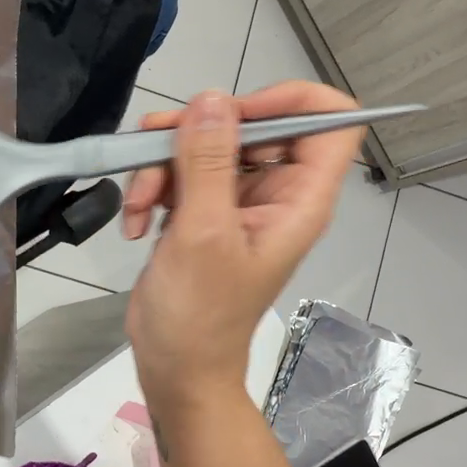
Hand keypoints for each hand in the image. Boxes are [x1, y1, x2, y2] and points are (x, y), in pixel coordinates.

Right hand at [123, 82, 361, 407]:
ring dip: (161, 170)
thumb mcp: (203, 233)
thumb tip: (210, 99)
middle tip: (153, 148)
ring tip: (138, 207)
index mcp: (298, 198)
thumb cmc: (199, 313)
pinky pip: (178, 178)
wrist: (174, 366)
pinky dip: (152, 192)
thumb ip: (208, 163)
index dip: (289, 101)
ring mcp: (233, 206)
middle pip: (249, 128)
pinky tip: (135, 224)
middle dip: (195, 136)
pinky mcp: (198, 217)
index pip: (330, 121)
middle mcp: (272, 195)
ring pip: (203, 150)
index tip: (231, 111)